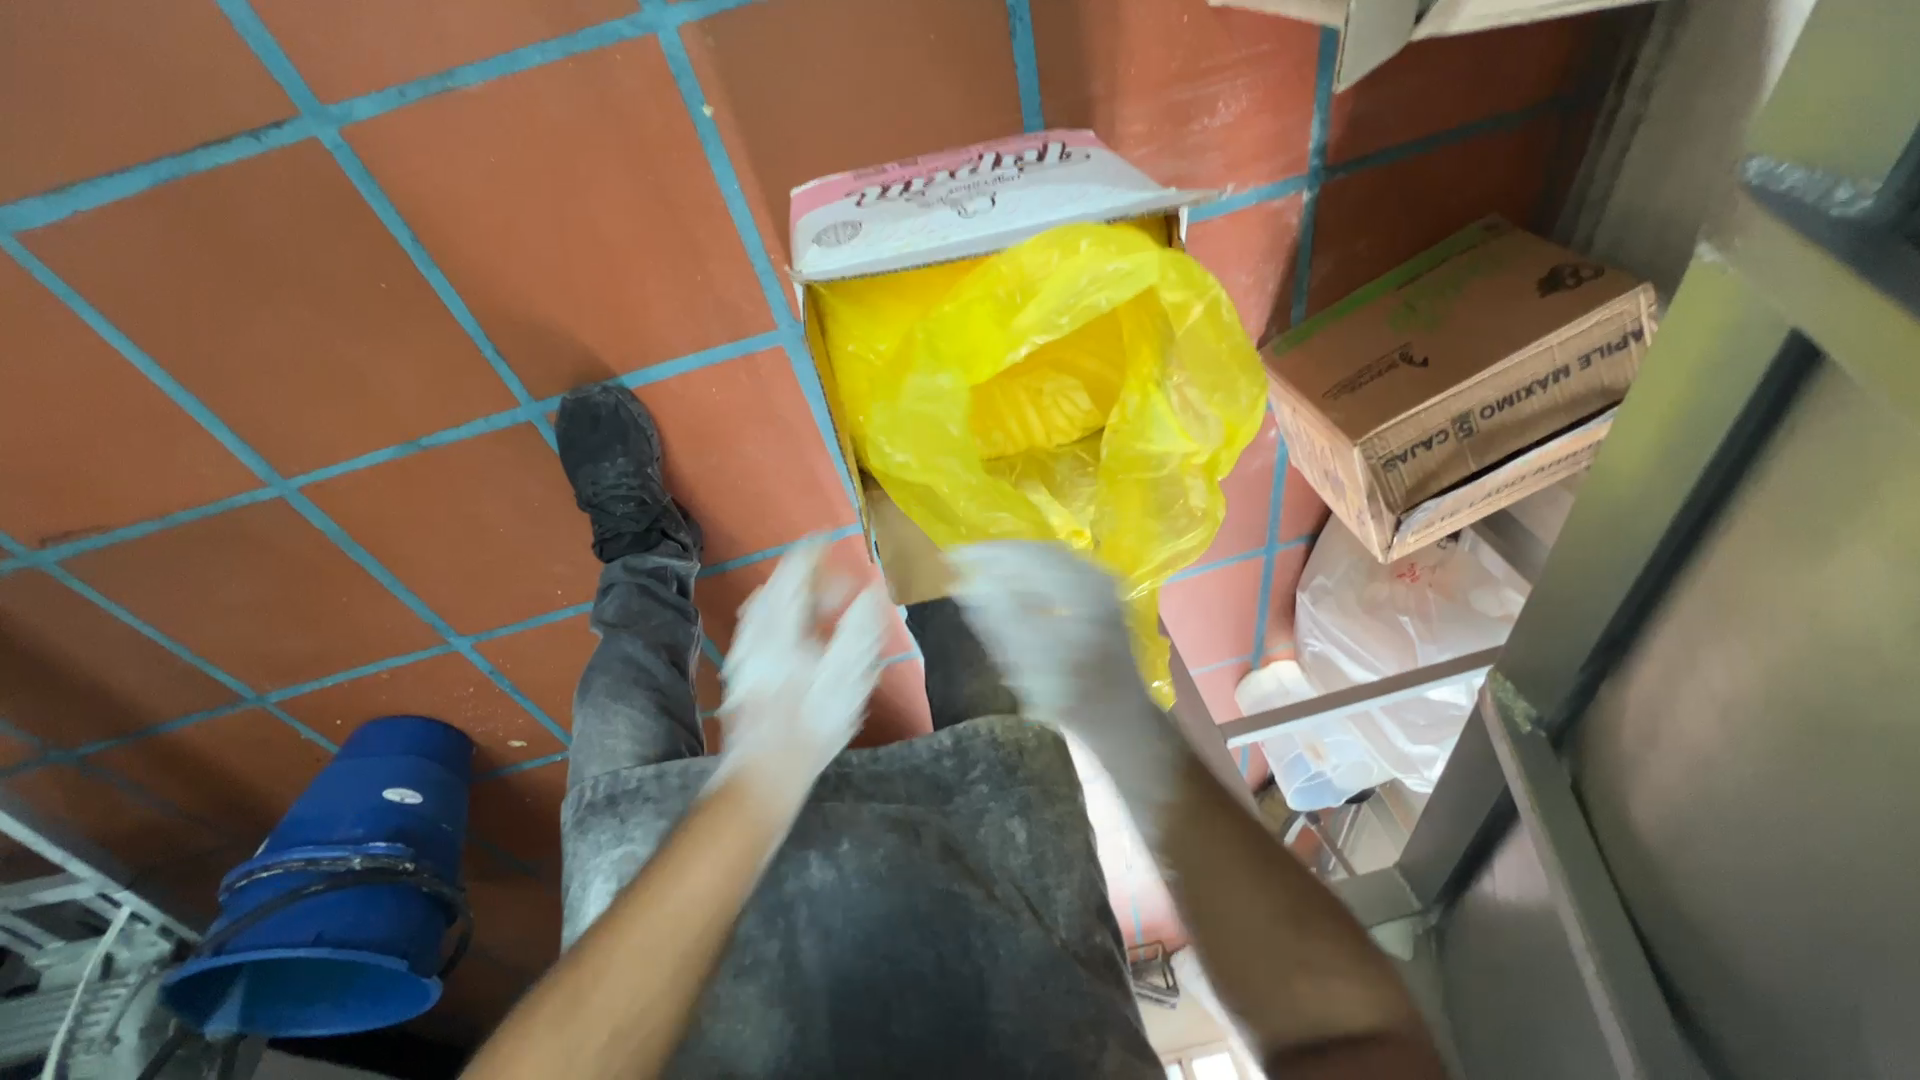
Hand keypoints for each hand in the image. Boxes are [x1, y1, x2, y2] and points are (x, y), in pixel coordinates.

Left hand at [715, 536, 891, 796]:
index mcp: (782, 629)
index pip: (793, 574)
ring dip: (787, 594)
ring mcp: (744, 654)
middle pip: (774, 587)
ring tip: (813, 597)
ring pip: (762, 608)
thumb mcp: (846, 679)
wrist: (763, 774)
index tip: (826, 537)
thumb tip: (871, 592)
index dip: (811, 551)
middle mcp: (756, 634)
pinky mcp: (740, 673)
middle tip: (828, 571)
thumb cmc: (811, 726)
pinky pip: (755, 629)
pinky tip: (790, 631)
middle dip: (801, 572)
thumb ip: (858, 630)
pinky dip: (774, 616)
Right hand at [946, 541, 1156, 733]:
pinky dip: (1031, 571)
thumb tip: (968, 584)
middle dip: (999, 557)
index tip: (953, 557)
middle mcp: (1099, 580)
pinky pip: (1060, 568)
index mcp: (1084, 594)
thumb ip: (1000, 620)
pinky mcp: (1102, 591)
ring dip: (1014, 563)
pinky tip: (1011, 584)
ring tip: (982, 573)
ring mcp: (1104, 584)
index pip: (1029, 557)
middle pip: (1040, 553)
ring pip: (1049, 559)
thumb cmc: (1072, 699)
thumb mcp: (1030, 665)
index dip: (988, 554)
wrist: (1117, 718)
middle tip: (963, 562)